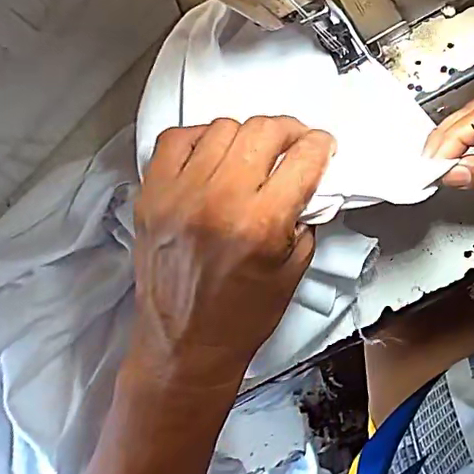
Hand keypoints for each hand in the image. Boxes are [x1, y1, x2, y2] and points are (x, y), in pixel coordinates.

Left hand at [129, 116, 334, 394]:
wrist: (184, 346)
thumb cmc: (238, 318)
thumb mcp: (293, 270)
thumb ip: (304, 217)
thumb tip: (308, 179)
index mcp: (260, 224)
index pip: (303, 157)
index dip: (320, 145)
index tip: (321, 146)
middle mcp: (218, 202)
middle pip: (264, 130)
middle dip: (290, 132)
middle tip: (294, 145)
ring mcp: (180, 194)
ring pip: (223, 127)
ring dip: (247, 137)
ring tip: (252, 155)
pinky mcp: (153, 195)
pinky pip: (176, 138)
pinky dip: (199, 138)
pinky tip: (211, 155)